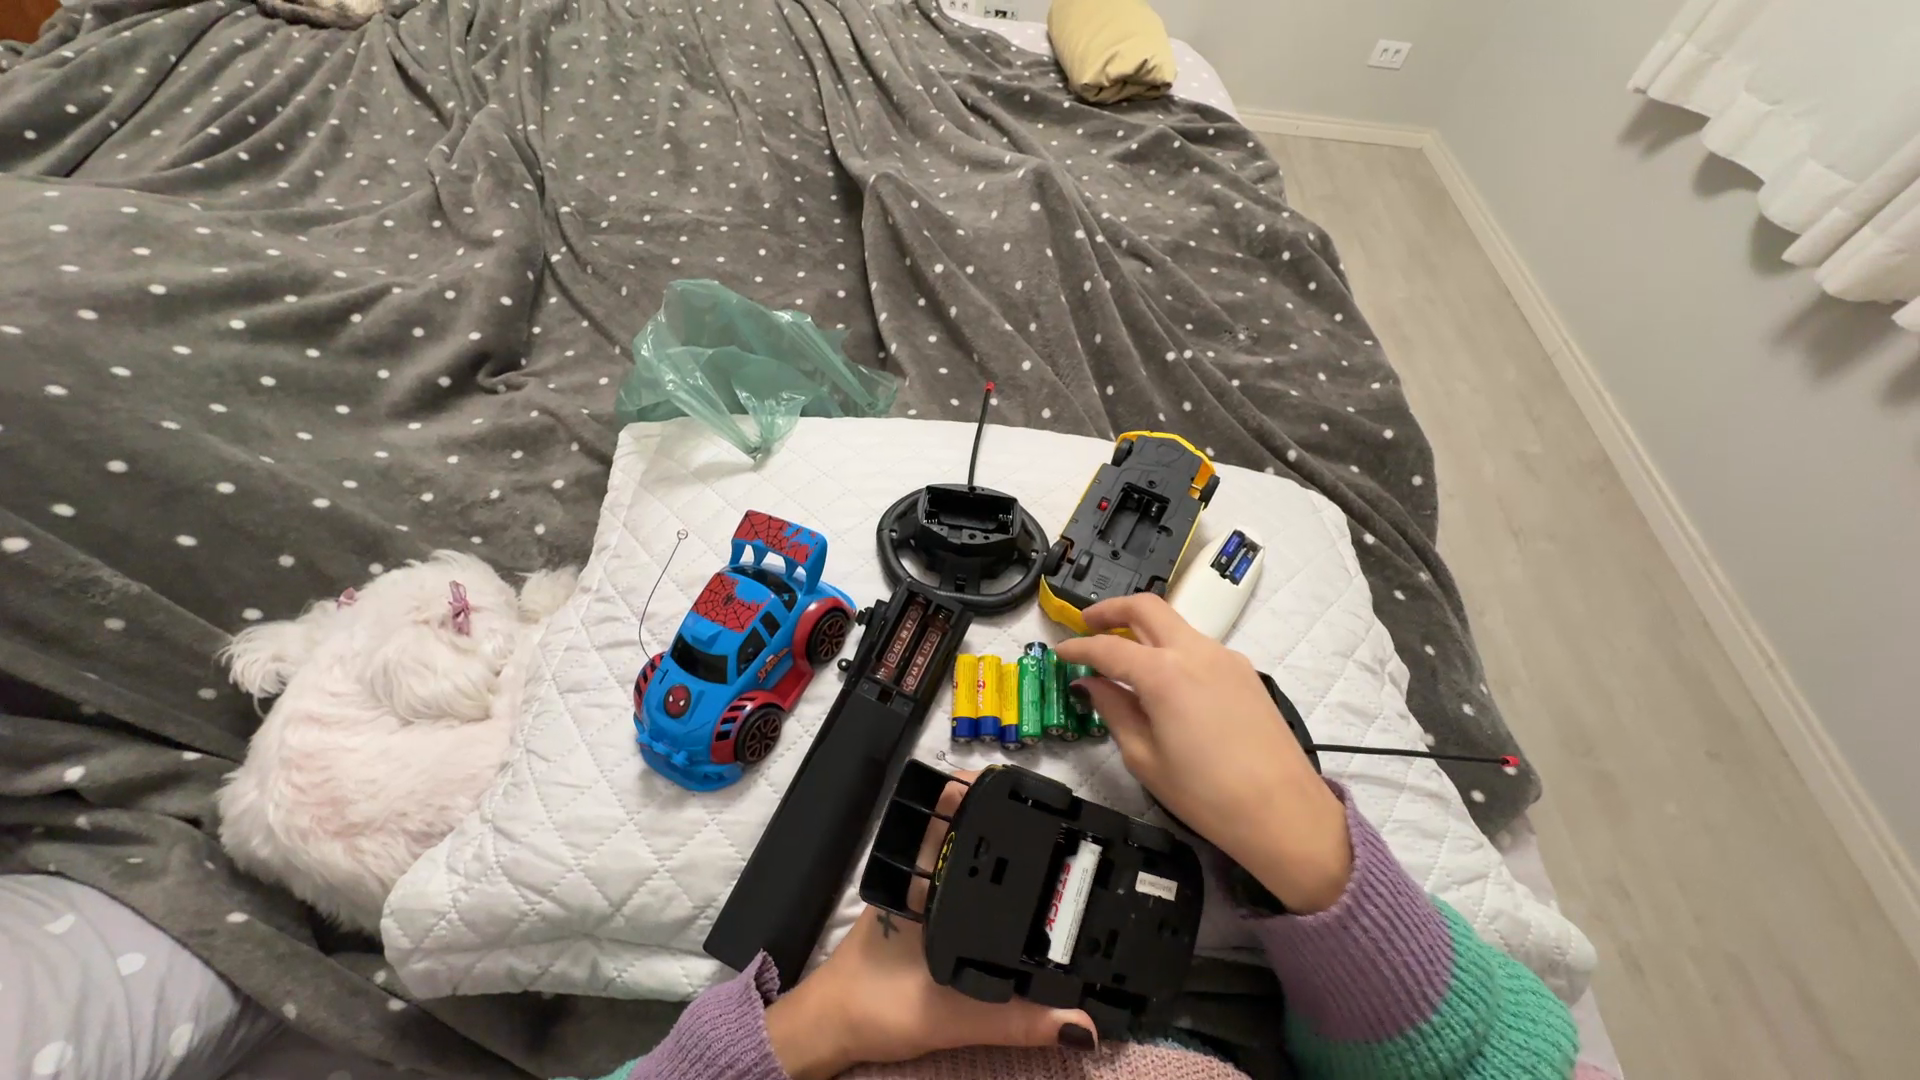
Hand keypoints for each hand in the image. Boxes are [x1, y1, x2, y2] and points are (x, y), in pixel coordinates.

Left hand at [764, 772, 1098, 1078]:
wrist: (834, 1028)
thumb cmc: (877, 1008)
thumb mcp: (951, 1016)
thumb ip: (1016, 1021)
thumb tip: (1083, 1024)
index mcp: (918, 879)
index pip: (945, 810)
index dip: (978, 787)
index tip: (1018, 782)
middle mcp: (915, 874)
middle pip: (954, 820)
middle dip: (994, 809)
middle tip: (1044, 809)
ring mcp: (914, 889)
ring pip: (952, 847)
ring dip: (985, 838)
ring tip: (1036, 838)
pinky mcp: (917, 910)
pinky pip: (950, 874)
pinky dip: (978, 870)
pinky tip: (1008, 887)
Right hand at [1053, 594, 1352, 913]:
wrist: (1283, 812)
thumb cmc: (1206, 794)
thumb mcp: (1144, 757)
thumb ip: (1114, 710)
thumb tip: (1092, 683)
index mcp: (1164, 674)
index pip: (1108, 647)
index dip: (1078, 648)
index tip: (1060, 653)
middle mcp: (1195, 652)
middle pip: (1146, 607)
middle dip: (1111, 609)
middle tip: (1087, 624)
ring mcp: (1225, 657)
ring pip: (1175, 623)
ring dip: (1143, 628)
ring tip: (1122, 654)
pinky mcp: (1244, 671)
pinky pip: (1197, 645)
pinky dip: (1170, 648)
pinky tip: (1161, 678)